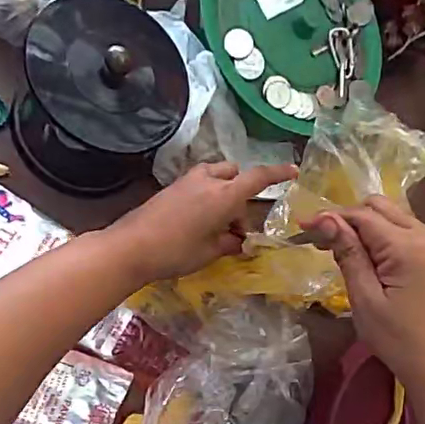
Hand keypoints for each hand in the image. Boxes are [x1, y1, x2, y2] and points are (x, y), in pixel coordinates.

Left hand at [105, 162, 297, 282]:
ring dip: (223, 193)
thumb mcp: (209, 252)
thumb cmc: (176, 251)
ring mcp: (187, 181)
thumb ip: (228, 242)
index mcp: (225, 195)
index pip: (259, 177)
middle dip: (242, 196)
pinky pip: (199, 184)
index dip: (277, 173)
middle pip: (236, 176)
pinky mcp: (172, 187)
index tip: (293, 171)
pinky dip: (206, 196)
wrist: (131, 247)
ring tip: (216, 225)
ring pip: (217, 177)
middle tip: (236, 229)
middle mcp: (209, 180)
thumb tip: (238, 240)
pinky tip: (197, 223)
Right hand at [304, 197, 424, 384]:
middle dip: (349, 217)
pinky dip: (385, 237)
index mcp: (409, 246)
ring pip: (396, 217)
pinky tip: (370, 260)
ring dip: (367, 226)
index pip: (364, 215)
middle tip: (322, 239)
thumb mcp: (365, 298)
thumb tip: (326, 220)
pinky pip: (409, 233)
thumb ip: (348, 254)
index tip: (303, 226)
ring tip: (341, 249)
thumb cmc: (397, 338)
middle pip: (382, 207)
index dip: (331, 217)